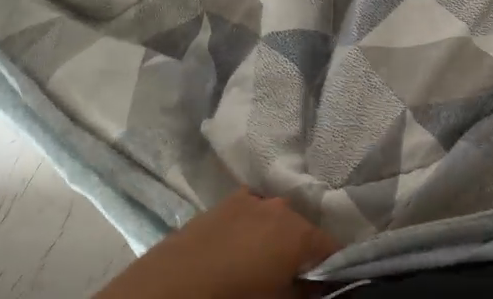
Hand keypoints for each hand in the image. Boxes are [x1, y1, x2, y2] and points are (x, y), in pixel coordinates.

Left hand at [95, 188, 340, 298]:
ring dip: (273, 244)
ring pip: (275, 223)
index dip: (332, 274)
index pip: (334, 252)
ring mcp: (249, 202)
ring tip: (255, 273)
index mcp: (300, 234)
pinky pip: (248, 217)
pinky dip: (248, 234)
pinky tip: (232, 257)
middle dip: (300, 258)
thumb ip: (305, 297)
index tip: (323, 291)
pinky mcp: (221, 206)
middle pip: (304, 234)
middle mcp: (281, 208)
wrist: (158, 298)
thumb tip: (320, 290)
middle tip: (284, 285)